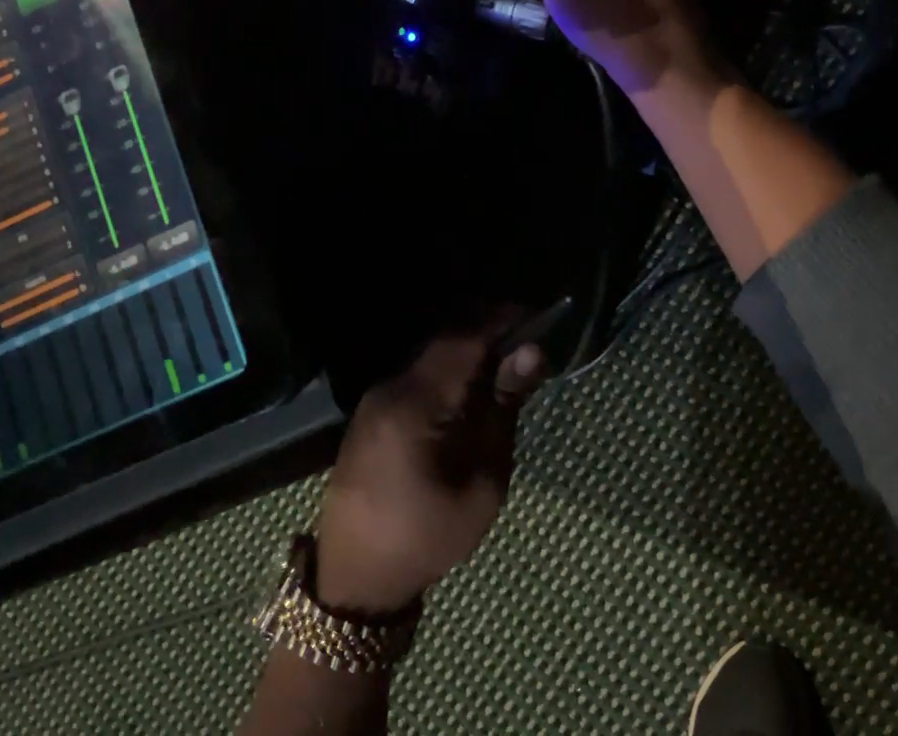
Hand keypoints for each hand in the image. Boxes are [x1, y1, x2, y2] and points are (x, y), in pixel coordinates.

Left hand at [313, 325, 551, 616]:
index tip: (541, 317)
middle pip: (447, 342)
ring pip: (431, 358)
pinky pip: (417, 378)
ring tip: (509, 372)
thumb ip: (505, 409)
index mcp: (417, 403)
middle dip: (490, 334)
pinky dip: (450, 375)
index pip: (466, 337)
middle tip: (531, 348)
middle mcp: (390, 389)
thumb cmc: (429, 535)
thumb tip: (531, 351)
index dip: (504, 320)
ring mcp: (375, 401)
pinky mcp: (371, 416)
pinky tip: (473, 396)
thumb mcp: (483, 479)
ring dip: (470, 355)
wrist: (356, 580)